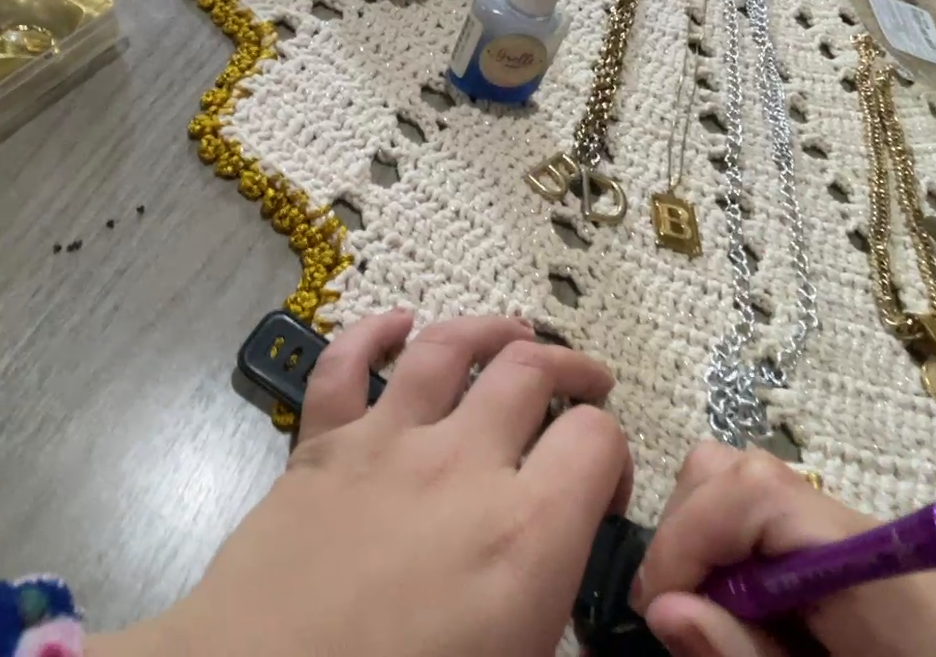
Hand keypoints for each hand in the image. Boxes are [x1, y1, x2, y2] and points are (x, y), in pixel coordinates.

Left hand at [99, 312, 632, 656]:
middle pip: (529, 371)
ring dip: (489, 329)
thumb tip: (564, 598)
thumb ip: (551, 613)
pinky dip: (370, 333)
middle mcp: (460, 464)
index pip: (595, 440)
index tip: (601, 485)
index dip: (613, 451)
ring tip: (514, 331)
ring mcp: (385, 442)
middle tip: (584, 380)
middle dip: (569, 366)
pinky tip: (394, 322)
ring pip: (447, 347)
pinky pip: (345, 365)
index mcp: (523, 531)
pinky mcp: (321, 444)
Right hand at [633, 442, 935, 656]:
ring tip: (712, 616)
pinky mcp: (849, 558)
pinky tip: (744, 614)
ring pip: (742, 485)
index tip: (657, 608)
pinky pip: (765, 521)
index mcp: (879, 573)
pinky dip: (729, 553)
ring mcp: (857, 540)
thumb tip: (660, 609)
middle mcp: (863, 534)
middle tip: (680, 617)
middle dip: (688, 533)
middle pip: (739, 471)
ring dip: (703, 539)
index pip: (757, 493)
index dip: (689, 535)